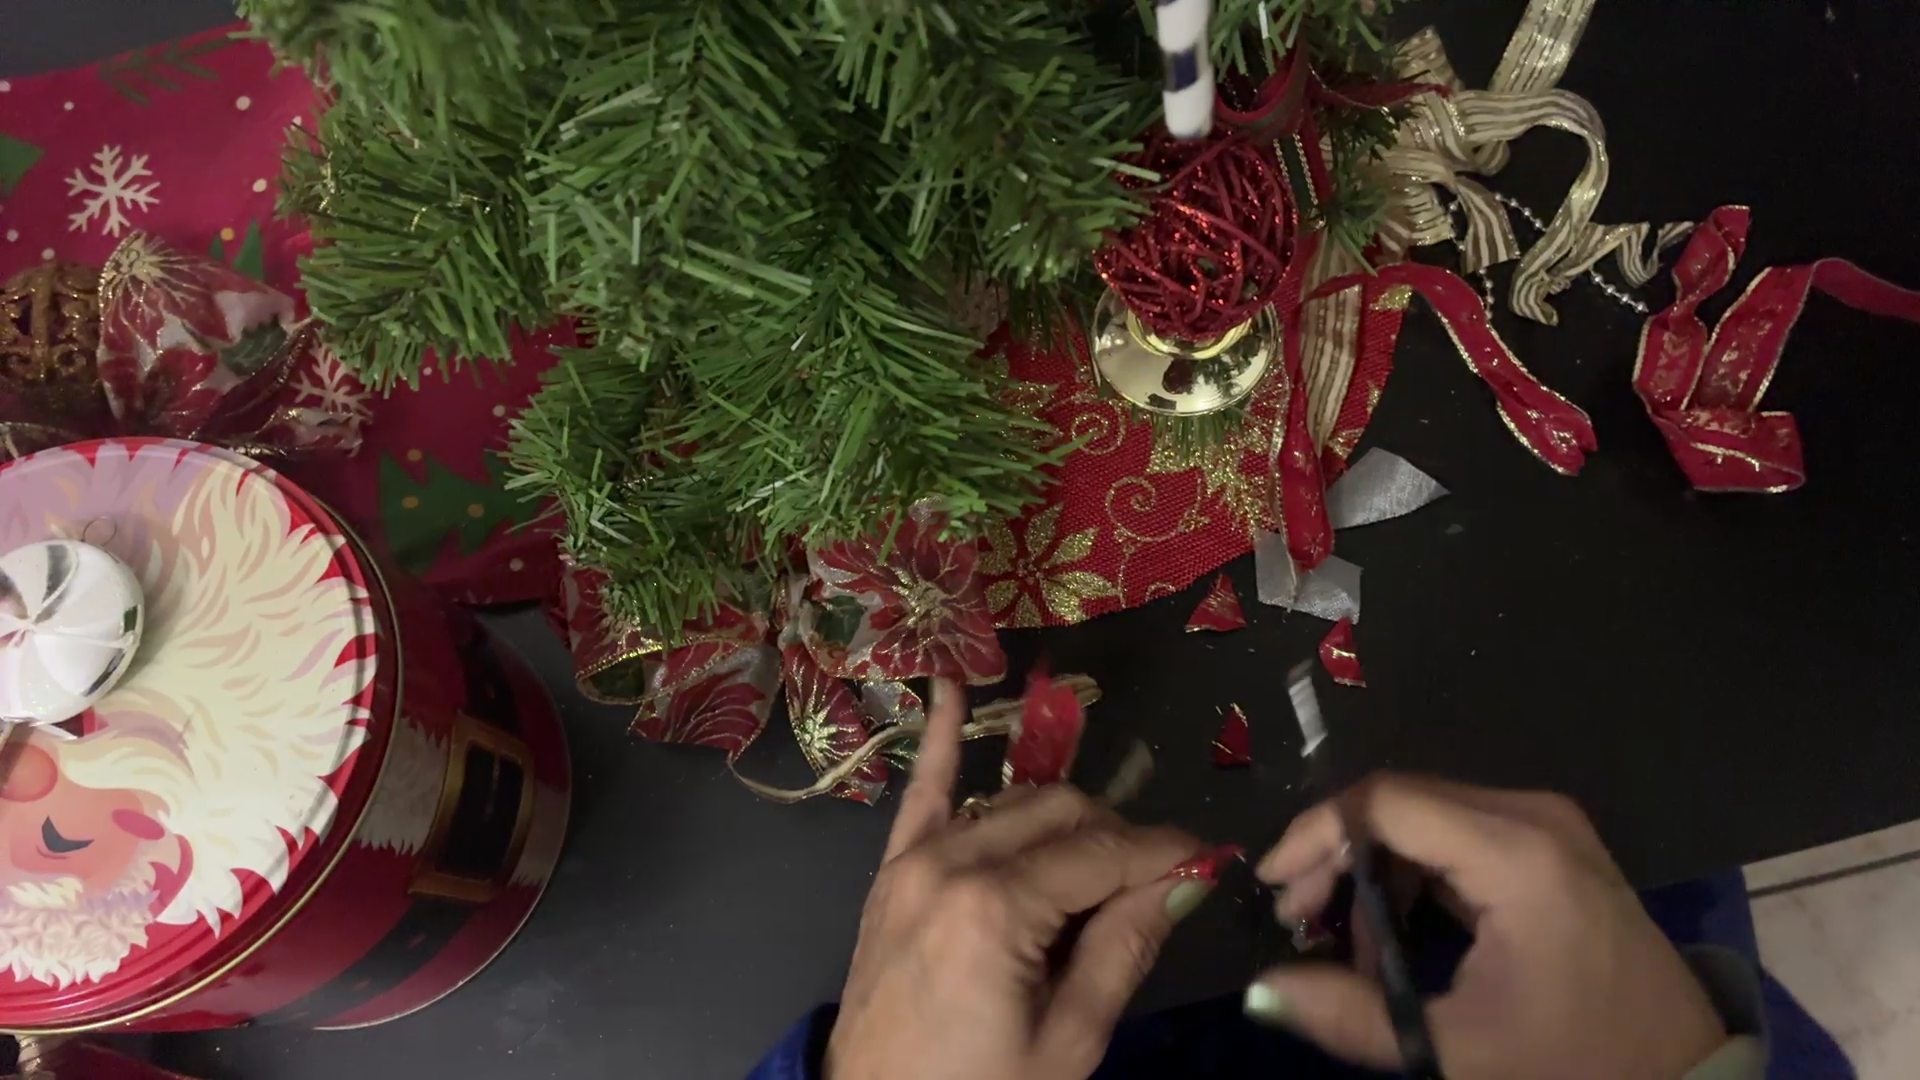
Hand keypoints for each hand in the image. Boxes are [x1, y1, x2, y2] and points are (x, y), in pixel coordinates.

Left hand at [826, 681, 1208, 1079]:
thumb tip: (1186, 875)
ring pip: (1012, 799)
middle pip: (1058, 810)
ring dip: (1063, 814)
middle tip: (1153, 875)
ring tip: (1101, 850)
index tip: (1208, 854)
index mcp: (994, 910)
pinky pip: (923, 789)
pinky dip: (942, 738)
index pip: (1100, 853)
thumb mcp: (1069, 1043)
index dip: (1161, 851)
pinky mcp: (893, 864)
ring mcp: (914, 857)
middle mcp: (951, 862)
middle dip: (1116, 833)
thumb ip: (1123, 947)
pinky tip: (949, 687)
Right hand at [1249, 773, 1726, 1079]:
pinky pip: (1442, 832)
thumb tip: (1259, 991)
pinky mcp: (1542, 839)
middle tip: (1297, 916)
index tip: (1273, 882)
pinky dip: (1401, 873)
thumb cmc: (1584, 1069)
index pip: (1381, 804)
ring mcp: (1540, 822)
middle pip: (1392, 804)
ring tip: (1341, 936)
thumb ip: (1351, 1018)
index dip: (1313, 833)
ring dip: (1363, 867)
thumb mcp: (1463, 1055)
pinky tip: (1389, 927)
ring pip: (1410, 815)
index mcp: (1517, 855)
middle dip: (1332, 856)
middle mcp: (1528, 815)